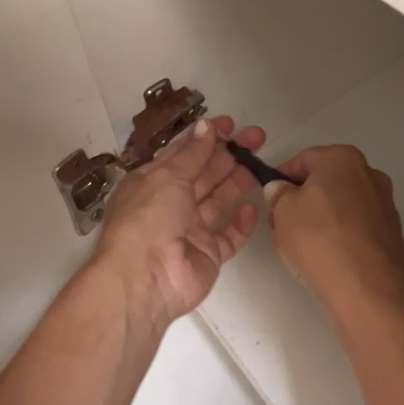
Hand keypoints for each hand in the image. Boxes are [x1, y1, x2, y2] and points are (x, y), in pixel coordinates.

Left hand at [93, 116, 263, 321]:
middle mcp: (171, 204)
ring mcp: (190, 231)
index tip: (231, 124)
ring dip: (238, 181)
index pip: (183, 153)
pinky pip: (229, 235)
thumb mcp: (167, 176)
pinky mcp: (208, 255)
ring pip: (219, 200)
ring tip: (260, 163)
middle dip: (230, 154)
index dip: (206, 137)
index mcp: (153, 182)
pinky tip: (252, 206)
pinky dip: (241, 222)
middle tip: (257, 137)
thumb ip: (192, 153)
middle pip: (205, 174)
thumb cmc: (148, 218)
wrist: (143, 279)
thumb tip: (206, 126)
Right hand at [263, 144, 403, 315]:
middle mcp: (369, 173)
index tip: (271, 204)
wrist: (369, 290)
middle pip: (325, 181)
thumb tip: (281, 188)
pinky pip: (357, 226)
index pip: (302, 160)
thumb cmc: (320, 240)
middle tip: (284, 228)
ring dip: (322, 219)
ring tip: (305, 249)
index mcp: (343, 158)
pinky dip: (342, 236)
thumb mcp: (283, 212)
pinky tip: (330, 259)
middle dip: (302, 200)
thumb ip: (278, 193)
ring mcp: (385, 203)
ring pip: (342, 205)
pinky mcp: (392, 232)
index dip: (281, 181)